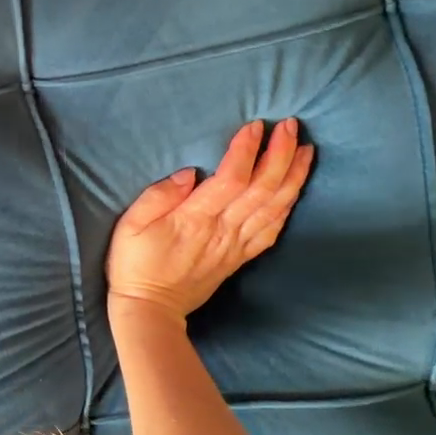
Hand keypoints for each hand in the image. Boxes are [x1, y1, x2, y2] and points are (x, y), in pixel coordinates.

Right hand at [106, 119, 314, 326]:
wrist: (150, 309)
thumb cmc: (134, 264)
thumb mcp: (129, 226)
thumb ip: (157, 197)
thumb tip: (189, 173)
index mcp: (195, 218)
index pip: (231, 178)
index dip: (246, 150)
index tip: (255, 126)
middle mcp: (224, 230)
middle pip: (263, 188)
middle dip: (280, 154)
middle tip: (291, 126)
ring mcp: (237, 245)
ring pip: (276, 206)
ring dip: (294, 176)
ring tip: (306, 150)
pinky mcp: (241, 257)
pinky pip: (274, 229)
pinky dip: (289, 206)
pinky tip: (295, 190)